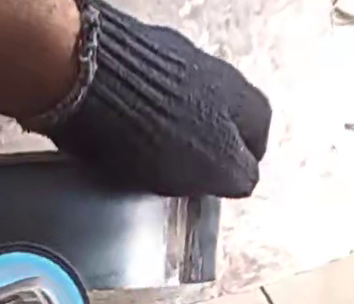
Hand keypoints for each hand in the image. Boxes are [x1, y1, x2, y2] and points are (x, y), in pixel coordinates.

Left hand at [31, 0, 271, 197]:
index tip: (223, 188)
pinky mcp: (137, 64)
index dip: (241, 168)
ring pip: (186, 113)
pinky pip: (148, 104)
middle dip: (208, 153)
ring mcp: (176, 65)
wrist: (96, 84)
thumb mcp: (217, 168)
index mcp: (243, 100)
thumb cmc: (163, 132)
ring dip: (175, 140)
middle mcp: (216, 74)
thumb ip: (240, 176)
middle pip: (221, 123)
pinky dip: (143, 126)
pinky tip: (128, 145)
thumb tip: (245, 180)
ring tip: (156, 168)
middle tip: (190, 182)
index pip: (257, 139)